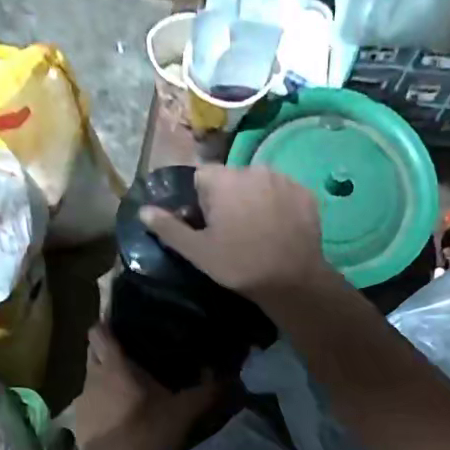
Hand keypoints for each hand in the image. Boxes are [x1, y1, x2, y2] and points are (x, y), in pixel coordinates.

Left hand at [70, 325, 218, 449]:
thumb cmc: (150, 433)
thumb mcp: (185, 411)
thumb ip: (208, 391)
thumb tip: (232, 378)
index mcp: (114, 366)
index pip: (98, 331)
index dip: (107, 327)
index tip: (122, 329)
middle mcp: (91, 379)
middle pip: (93, 354)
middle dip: (107, 354)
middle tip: (131, 361)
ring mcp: (81, 404)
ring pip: (91, 383)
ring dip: (104, 384)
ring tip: (127, 394)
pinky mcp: (78, 427)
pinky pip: (89, 409)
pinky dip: (101, 410)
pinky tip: (118, 422)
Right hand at [138, 165, 328, 299]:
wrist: (292, 281)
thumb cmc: (238, 265)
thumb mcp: (197, 252)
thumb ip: (169, 228)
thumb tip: (143, 211)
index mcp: (223, 180)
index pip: (202, 177)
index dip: (201, 201)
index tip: (208, 226)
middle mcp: (253, 169)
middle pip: (232, 179)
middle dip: (229, 199)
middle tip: (232, 234)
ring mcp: (283, 179)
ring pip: (259, 184)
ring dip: (254, 201)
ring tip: (258, 233)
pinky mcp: (305, 193)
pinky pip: (283, 194)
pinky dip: (279, 206)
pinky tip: (278, 231)